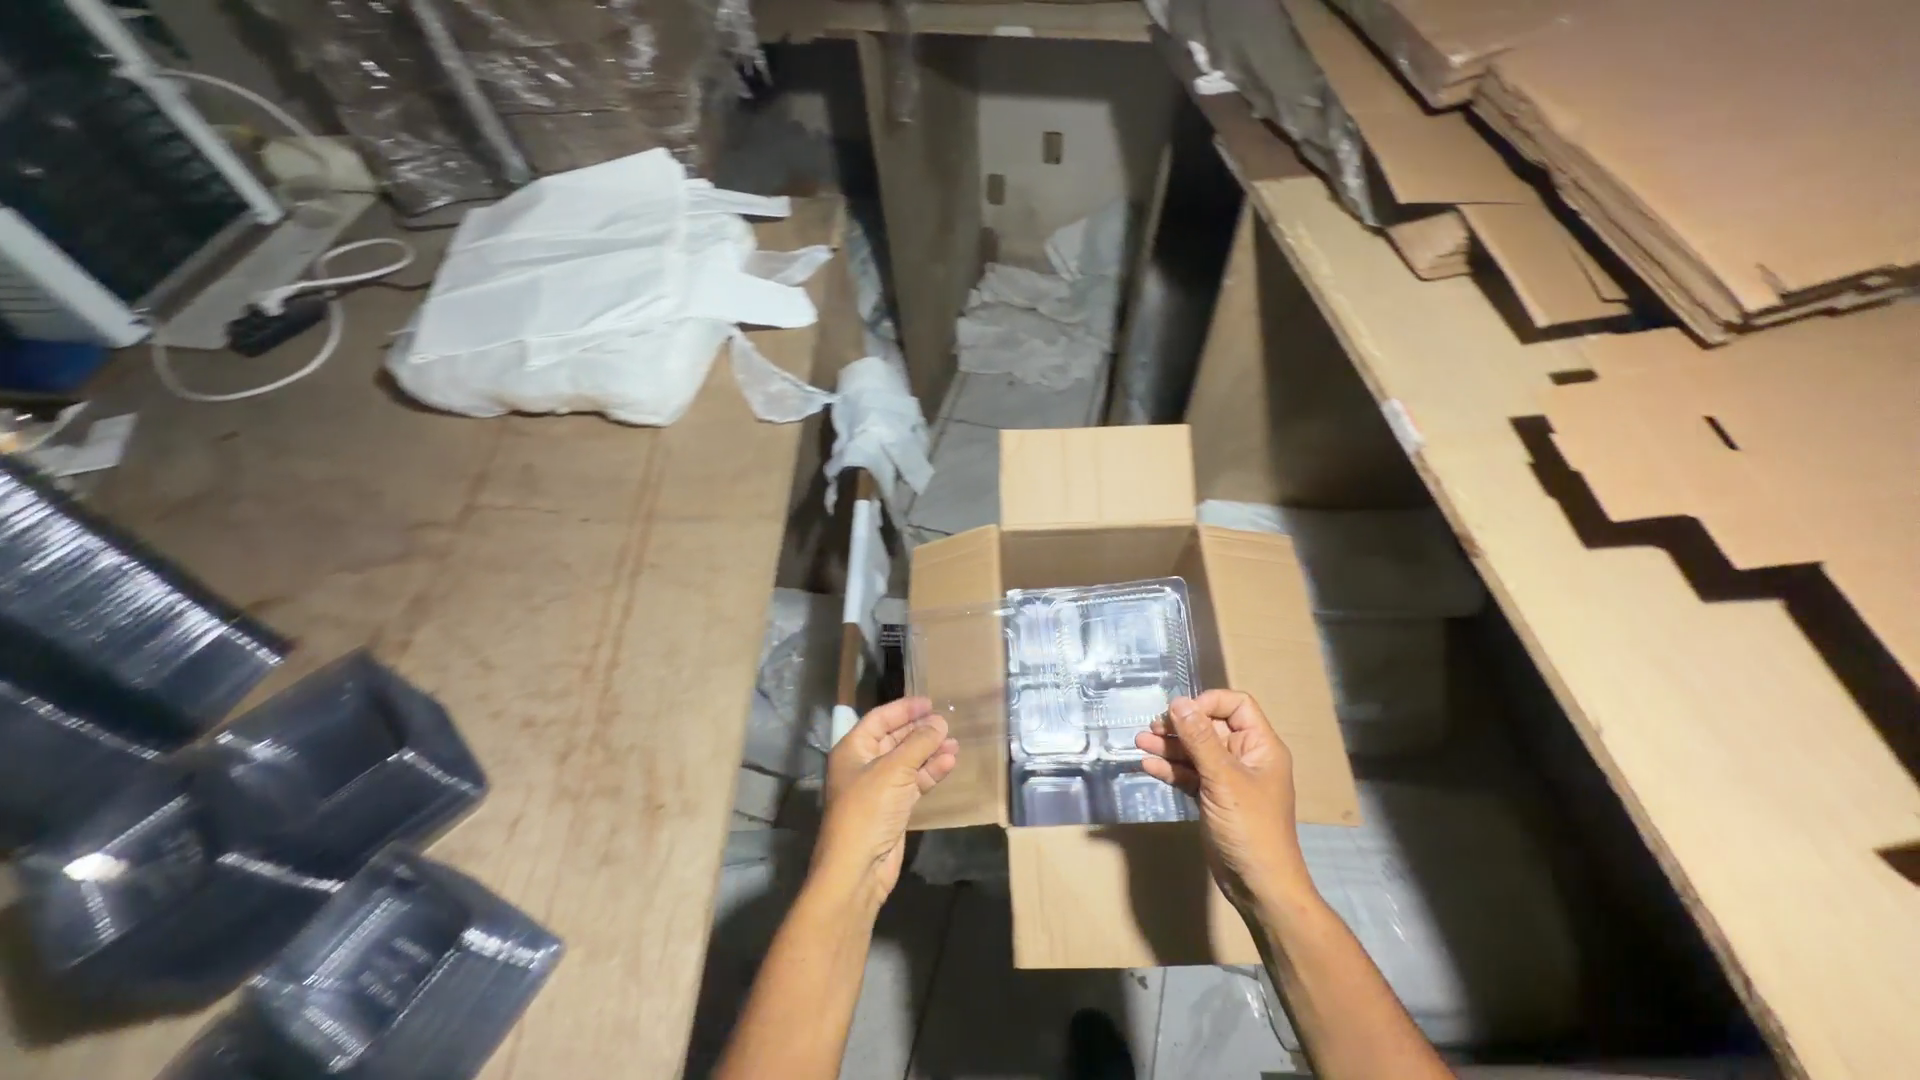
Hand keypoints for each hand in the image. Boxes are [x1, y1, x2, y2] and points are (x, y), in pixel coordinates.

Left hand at [813, 697, 959, 906]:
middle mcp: (863, 765)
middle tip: (946, 722)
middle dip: (919, 731)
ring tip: (954, 742)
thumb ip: (918, 743)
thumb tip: (939, 722)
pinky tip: (949, 762)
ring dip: (929, 751)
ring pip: (907, 761)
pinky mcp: (893, 808)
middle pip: (894, 739)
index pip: (879, 719)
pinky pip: (914, 782)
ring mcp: (879, 788)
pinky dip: (930, 772)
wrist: (857, 866)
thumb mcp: (894, 770)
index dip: (903, 709)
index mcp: (852, 750)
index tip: (929, 702)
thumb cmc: (867, 810)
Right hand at [1135, 690, 1313, 910]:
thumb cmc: (1250, 827)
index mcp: (1260, 746)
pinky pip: (1190, 775)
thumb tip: (1178, 702)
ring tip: (1140, 742)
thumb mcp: (1223, 779)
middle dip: (1180, 725)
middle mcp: (1246, 758)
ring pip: (1196, 752)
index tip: (1179, 712)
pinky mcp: (1213, 799)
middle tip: (1152, 728)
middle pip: (1210, 727)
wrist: (1260, 884)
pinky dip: (1171, 769)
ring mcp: (1228, 779)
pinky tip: (1149, 766)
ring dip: (1170, 746)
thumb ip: (1199, 739)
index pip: (1236, 706)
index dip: (1207, 703)